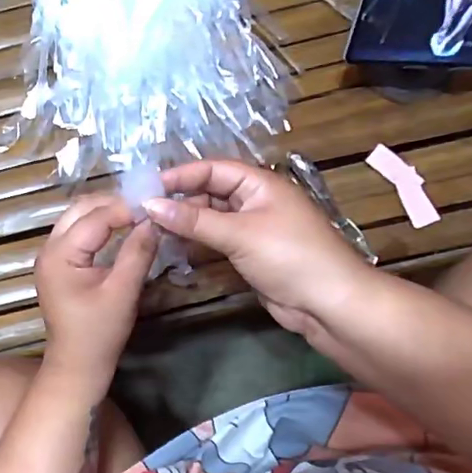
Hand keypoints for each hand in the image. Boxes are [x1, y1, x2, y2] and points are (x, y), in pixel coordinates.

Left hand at [35, 194, 159, 376]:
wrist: (77, 365)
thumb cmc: (99, 333)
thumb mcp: (123, 291)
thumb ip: (138, 252)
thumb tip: (154, 219)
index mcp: (60, 255)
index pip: (96, 217)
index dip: (126, 207)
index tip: (156, 204)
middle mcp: (49, 249)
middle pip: (81, 209)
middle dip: (114, 203)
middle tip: (147, 206)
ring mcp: (51, 256)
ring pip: (78, 218)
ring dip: (107, 212)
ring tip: (138, 214)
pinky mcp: (58, 265)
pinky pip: (78, 233)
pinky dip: (100, 226)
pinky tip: (122, 228)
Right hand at [142, 160, 376, 339]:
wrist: (328, 303)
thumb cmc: (289, 256)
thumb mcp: (239, 234)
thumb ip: (193, 220)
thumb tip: (150, 204)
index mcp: (260, 184)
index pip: (213, 169)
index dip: (180, 176)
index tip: (146, 188)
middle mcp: (255, 201)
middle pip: (209, 192)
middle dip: (179, 201)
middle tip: (143, 213)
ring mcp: (253, 229)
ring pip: (211, 218)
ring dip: (185, 223)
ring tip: (152, 231)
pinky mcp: (250, 254)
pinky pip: (217, 240)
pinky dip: (196, 242)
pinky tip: (174, 248)